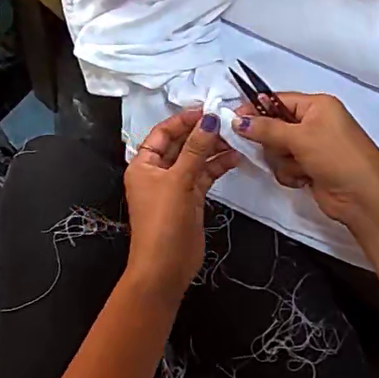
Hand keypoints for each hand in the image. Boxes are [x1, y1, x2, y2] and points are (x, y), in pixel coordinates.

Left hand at [123, 107, 239, 296]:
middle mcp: (157, 172)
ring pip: (195, 159)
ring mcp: (174, 186)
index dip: (183, 120)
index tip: (206, 110)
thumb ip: (196, 150)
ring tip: (235, 138)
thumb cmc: (162, 224)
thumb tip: (209, 121)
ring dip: (213, 149)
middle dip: (201, 133)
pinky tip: (234, 158)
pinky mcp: (190, 199)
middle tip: (226, 122)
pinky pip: (204, 175)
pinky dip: (218, 166)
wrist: (165, 267)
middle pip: (180, 144)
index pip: (162, 133)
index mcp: (143, 165)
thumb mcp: (178, 181)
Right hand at [230, 92, 378, 232]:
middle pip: (273, 127)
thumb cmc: (339, 158)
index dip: (255, 109)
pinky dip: (289, 173)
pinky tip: (304, 179)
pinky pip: (284, 166)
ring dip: (283, 161)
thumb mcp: (301, 138)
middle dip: (273, 142)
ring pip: (276, 150)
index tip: (234, 119)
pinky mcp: (308, 168)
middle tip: (279, 149)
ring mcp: (311, 147)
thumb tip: (239, 120)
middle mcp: (314, 123)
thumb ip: (266, 128)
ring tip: (300, 167)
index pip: (277, 100)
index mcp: (318, 106)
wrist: (363, 198)